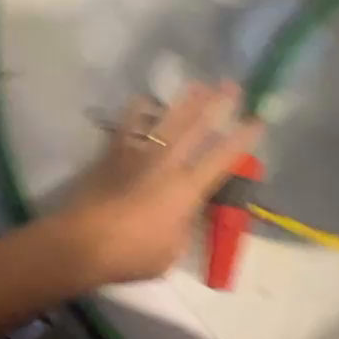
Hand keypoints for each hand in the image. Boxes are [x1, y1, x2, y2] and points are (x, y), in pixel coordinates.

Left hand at [51, 82, 263, 285]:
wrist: (82, 241)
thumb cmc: (130, 254)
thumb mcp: (170, 251)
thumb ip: (181, 228)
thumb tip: (181, 214)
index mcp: (187, 189)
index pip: (222, 159)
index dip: (243, 139)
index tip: (257, 121)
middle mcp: (167, 163)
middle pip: (196, 127)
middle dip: (217, 104)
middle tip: (231, 85)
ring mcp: (138, 154)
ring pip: (166, 120)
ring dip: (184, 101)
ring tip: (198, 85)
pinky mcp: (112, 153)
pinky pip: (128, 125)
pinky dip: (137, 111)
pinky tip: (142, 100)